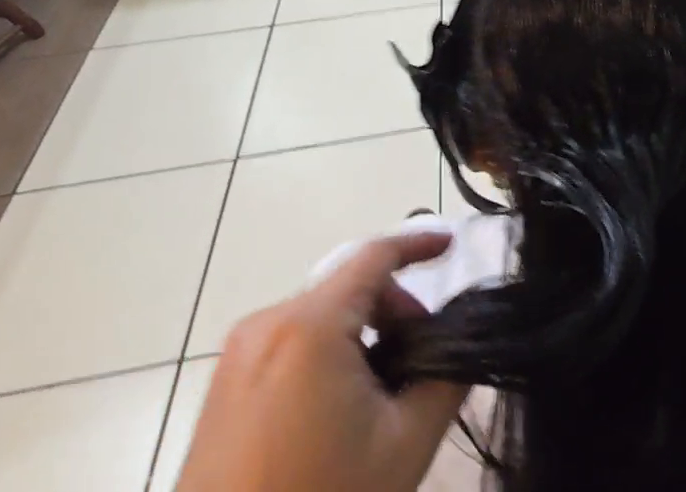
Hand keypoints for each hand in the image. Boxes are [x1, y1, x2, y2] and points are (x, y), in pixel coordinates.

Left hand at [177, 231, 466, 491]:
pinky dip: (329, 352)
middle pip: (347, 288)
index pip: (374, 257)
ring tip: (384, 393)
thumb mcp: (405, 441)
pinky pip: (290, 343)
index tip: (452, 245)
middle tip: (423, 363)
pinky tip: (342, 407)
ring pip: (320, 316)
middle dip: (394, 311)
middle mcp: (265, 324)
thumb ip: (447, 377)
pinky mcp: (223, 385)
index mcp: (309, 326)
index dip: (418, 243)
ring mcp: (237, 355)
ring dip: (363, 335)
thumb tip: (463, 343)